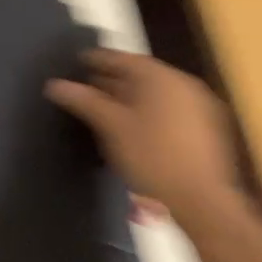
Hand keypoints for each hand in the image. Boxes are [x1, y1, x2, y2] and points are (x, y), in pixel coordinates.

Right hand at [46, 50, 238, 215]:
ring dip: (128, 98)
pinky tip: (130, 128)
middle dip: (111, 81)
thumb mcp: (109, 126)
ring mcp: (199, 107)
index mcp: (161, 77)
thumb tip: (54, 84)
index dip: (95, 60)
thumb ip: (82, 100)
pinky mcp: (206, 130)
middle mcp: (183, 84)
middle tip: (84, 88)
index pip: (121, 58)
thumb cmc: (151, 157)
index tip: (75, 63)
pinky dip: (147, 112)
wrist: (201, 203)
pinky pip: (168, 110)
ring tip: (102, 110)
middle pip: (140, 75)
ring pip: (155, 94)